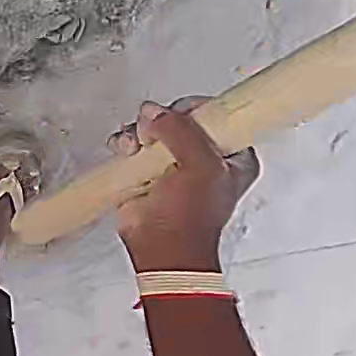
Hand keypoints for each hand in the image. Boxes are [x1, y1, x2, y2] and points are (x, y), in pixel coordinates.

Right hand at [106, 98, 258, 270]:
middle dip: (159, 120)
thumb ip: (182, 132)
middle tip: (152, 134)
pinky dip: (125, 142)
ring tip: (135, 146)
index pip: (215, 115)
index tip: (177, 115)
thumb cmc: (189, 218)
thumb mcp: (201, 167)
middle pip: (178, 116)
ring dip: (138, 131)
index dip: (193, 109)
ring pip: (152, 127)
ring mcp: (173, 161)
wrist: (159, 247)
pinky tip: (125, 151)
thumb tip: (154, 113)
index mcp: (231, 155)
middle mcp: (203, 155)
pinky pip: (132, 141)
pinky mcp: (146, 169)